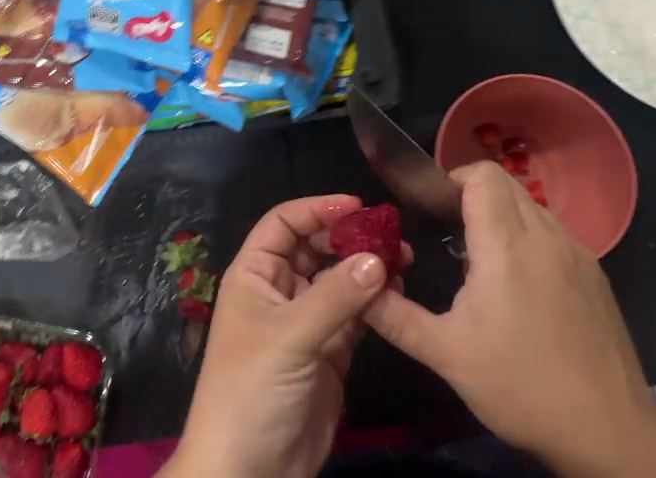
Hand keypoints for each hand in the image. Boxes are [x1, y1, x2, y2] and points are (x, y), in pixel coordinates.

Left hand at [160, 195, 399, 477]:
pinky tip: (399, 292)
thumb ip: (335, 297)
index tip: (359, 204)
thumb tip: (378, 256)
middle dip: (349, 238)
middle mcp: (278, 292)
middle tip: (393, 234)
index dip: (316, 209)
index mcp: (254, 275)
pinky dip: (374, 303)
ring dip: (366, 268)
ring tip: (406, 258)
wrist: (249, 470)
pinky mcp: (328, 354)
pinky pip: (352, 316)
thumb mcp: (290, 337)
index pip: (283, 224)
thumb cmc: (252, 389)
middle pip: (314, 249)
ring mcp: (304, 323)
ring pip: (337, 281)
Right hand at [363, 163, 655, 477]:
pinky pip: (553, 234)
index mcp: (507, 245)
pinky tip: (517, 287)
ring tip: (478, 263)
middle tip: (445, 234)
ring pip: (531, 207)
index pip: (482, 176)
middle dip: (471, 195)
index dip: (451, 180)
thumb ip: (394, 315)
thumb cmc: (520, 387)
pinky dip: (528, 239)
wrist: (610, 434)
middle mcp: (546, 237)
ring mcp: (578, 255)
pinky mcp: (595, 276)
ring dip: (501, 217)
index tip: (430, 210)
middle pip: (506, 184)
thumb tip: (360, 285)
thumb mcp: (445, 354)